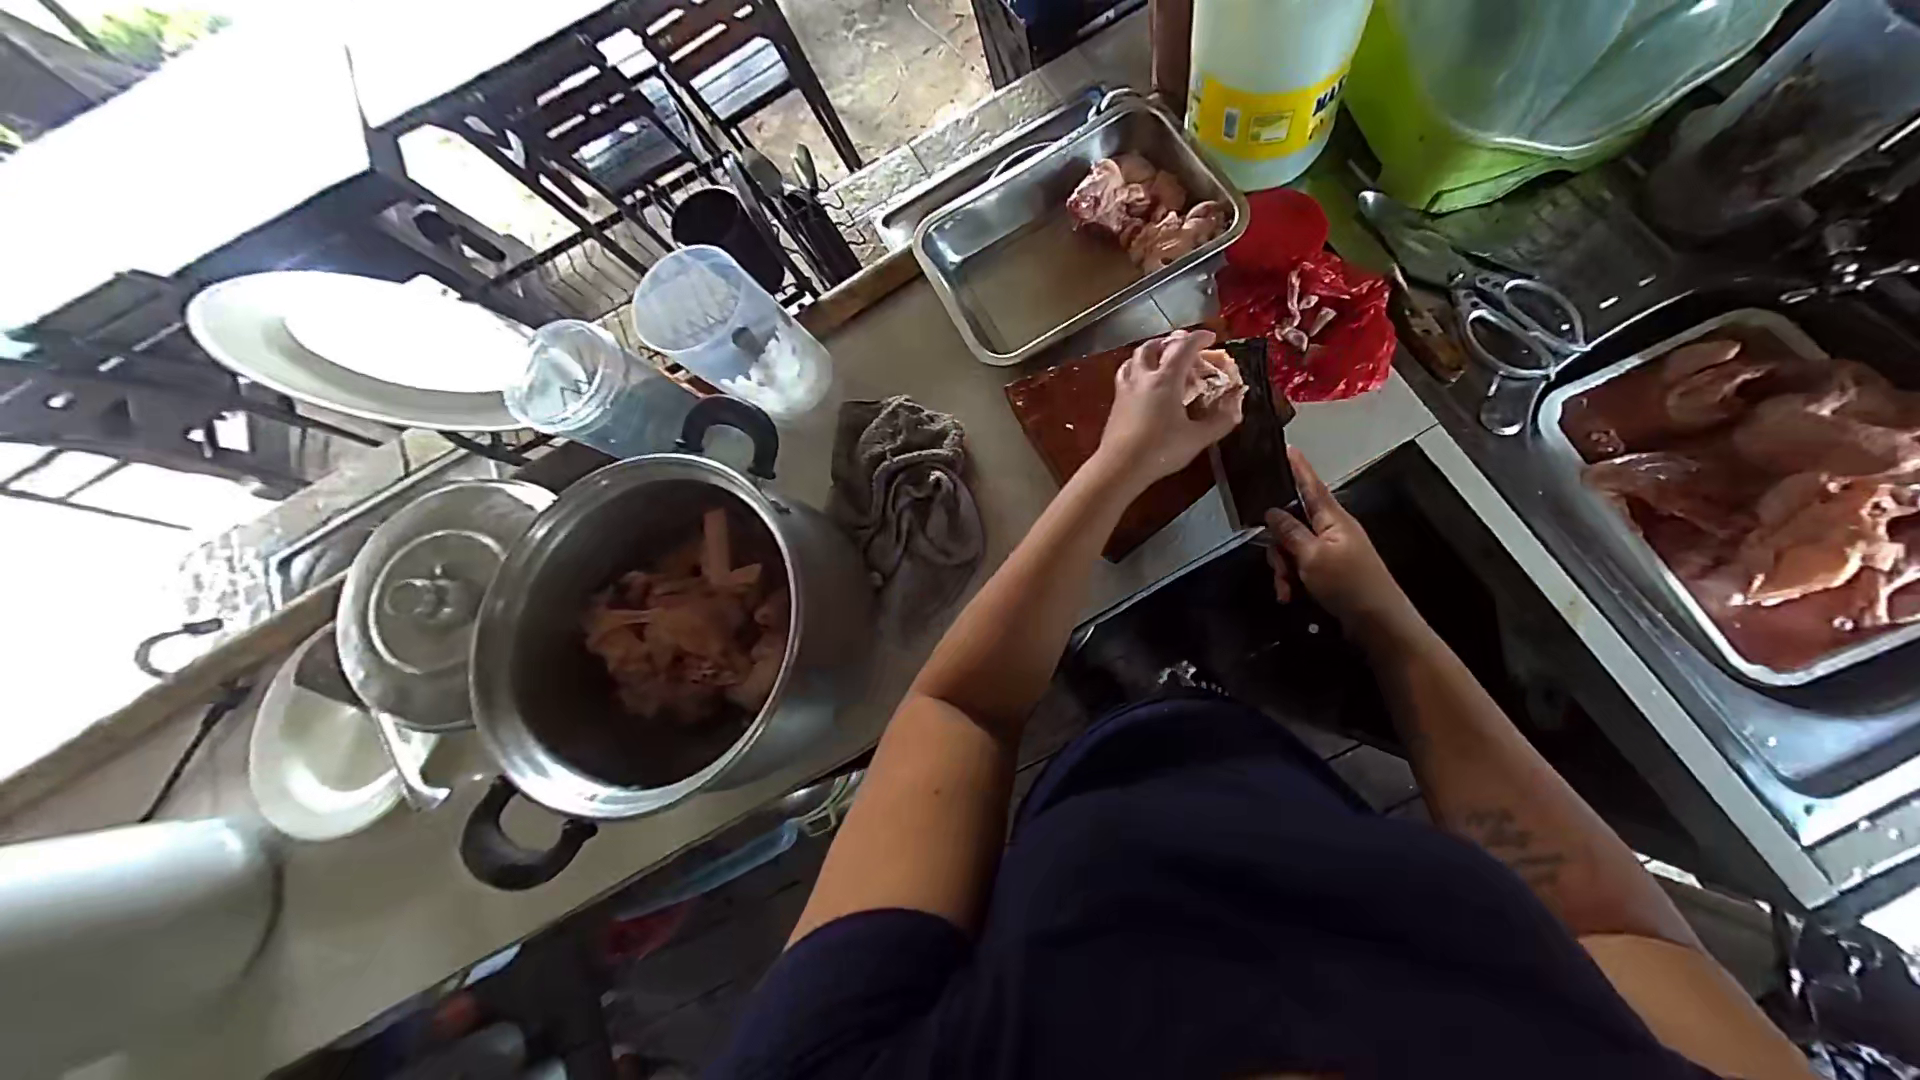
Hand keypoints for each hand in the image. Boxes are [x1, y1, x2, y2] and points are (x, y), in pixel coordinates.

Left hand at [1091, 329, 1244, 491]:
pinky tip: (1142, 384)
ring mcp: (1125, 390)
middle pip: (1152, 347)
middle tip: (1183, 348)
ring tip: (1160, 361)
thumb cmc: (1160, 451)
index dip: (1199, 338)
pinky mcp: (1115, 403)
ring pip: (1134, 359)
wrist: (1119, 467)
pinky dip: (1137, 370)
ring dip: (1149, 353)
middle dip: (1170, 342)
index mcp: (1165, 380)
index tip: (1210, 337)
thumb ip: (1220, 421)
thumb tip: (1236, 407)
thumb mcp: (1197, 438)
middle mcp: (1142, 378)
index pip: (1183, 348)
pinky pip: (1125, 376)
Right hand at [1264, 446, 1416, 636]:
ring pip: (1291, 549)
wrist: (1378, 623)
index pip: (1311, 486)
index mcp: (1333, 519)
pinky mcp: (1328, 570)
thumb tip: (1272, 511)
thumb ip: (1289, 532)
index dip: (1298, 468)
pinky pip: (1299, 566)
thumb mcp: (1312, 557)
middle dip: (1277, 547)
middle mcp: (1331, 530)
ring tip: (1287, 591)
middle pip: (1291, 524)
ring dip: (1283, 569)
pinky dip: (1291, 581)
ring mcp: (1330, 551)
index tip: (1288, 448)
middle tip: (1279, 570)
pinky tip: (1291, 596)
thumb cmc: (1348, 584)